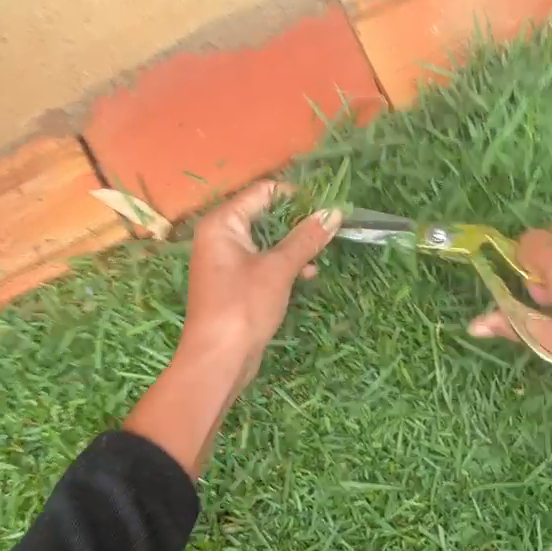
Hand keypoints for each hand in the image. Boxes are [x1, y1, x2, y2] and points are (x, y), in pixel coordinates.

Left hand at [124, 181, 340, 477]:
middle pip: (264, 215)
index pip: (263, 192)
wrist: (218, 359)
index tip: (327, 206)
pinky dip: (283, 265)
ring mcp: (225, 262)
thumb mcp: (279, 269)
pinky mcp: (234, 285)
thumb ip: (306, 239)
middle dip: (297, 221)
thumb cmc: (243, 306)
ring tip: (322, 251)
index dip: (296, 195)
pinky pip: (262, 263)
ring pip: (266, 242)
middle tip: (330, 227)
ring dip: (293, 245)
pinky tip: (308, 274)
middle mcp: (219, 237)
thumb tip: (333, 213)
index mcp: (222, 223)